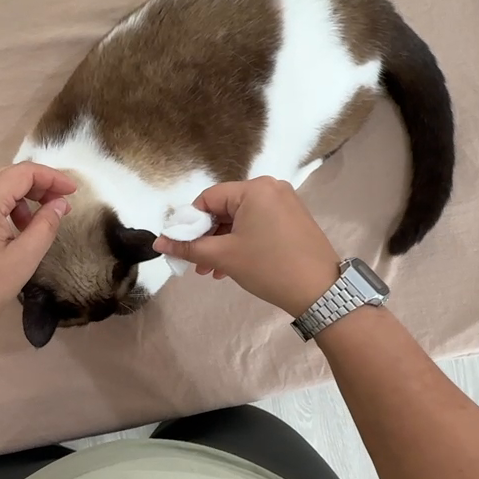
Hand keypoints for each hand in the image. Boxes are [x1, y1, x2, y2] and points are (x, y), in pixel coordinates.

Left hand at [0, 162, 75, 347]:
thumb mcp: (24, 258)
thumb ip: (46, 225)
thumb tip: (59, 204)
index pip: (24, 172)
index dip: (52, 178)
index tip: (74, 192)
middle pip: (7, 175)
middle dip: (37, 185)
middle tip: (60, 206)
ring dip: (19, 198)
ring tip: (34, 225)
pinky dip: (1, 206)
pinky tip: (11, 230)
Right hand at [153, 178, 339, 315]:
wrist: (320, 290)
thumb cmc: (268, 267)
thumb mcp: (224, 256)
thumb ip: (188, 247)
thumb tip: (158, 242)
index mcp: (254, 189)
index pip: (208, 198)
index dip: (191, 223)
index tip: (184, 248)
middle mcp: (270, 188)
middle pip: (224, 208)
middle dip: (207, 237)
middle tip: (197, 263)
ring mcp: (285, 203)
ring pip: (240, 219)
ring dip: (222, 243)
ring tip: (212, 270)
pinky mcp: (293, 218)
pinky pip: (257, 224)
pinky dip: (242, 242)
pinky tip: (232, 266)